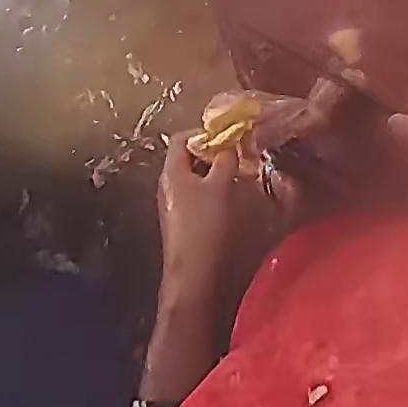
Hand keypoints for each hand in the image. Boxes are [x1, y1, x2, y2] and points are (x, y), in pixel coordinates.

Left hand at [157, 132, 237, 283]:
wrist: (194, 274)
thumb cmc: (204, 224)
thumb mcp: (220, 186)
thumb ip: (225, 160)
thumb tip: (230, 143)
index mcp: (172, 172)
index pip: (181, 139)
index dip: (203, 132)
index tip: (228, 134)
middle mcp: (169, 184)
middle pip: (188, 156)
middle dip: (213, 151)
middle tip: (237, 151)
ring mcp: (174, 203)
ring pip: (195, 175)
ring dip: (215, 170)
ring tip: (238, 170)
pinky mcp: (183, 219)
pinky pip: (198, 193)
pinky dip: (213, 187)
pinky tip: (231, 194)